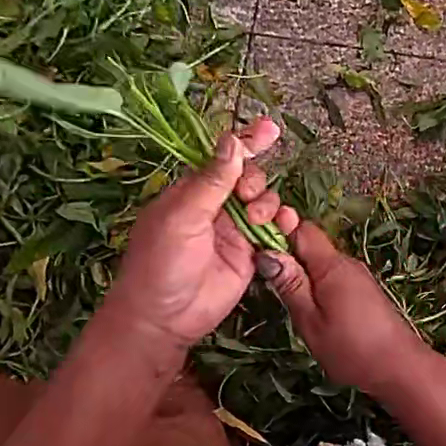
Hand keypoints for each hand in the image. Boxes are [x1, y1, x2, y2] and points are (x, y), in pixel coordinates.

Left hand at [105, 118, 292, 349]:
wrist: (165, 317)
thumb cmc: (160, 262)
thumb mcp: (182, 216)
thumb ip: (211, 181)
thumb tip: (232, 140)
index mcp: (192, 191)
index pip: (222, 158)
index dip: (246, 141)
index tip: (269, 128)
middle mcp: (216, 206)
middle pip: (249, 177)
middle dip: (254, 180)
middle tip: (246, 198)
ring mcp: (235, 230)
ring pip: (264, 202)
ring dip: (268, 203)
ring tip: (257, 219)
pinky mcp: (251, 254)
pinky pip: (274, 230)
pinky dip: (283, 223)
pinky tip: (285, 224)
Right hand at [256, 221, 440, 396]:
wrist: (400, 367)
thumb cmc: (350, 348)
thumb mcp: (310, 321)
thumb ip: (290, 285)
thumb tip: (266, 252)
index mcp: (332, 265)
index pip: (301, 229)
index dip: (278, 233)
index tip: (257, 252)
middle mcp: (347, 263)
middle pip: (311, 246)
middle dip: (289, 259)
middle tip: (269, 285)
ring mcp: (359, 277)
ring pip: (322, 264)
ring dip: (304, 277)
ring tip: (290, 303)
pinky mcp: (365, 291)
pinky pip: (335, 278)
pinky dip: (320, 288)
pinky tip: (315, 312)